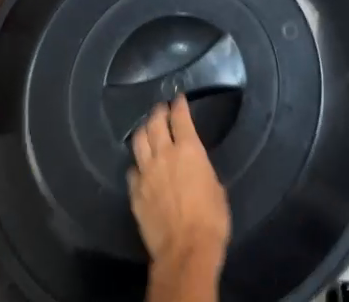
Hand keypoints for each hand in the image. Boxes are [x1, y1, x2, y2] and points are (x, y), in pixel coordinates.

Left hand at [128, 96, 229, 270]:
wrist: (185, 249)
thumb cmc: (211, 218)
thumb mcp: (216, 187)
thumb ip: (201, 170)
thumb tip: (194, 168)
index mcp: (189, 150)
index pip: (180, 118)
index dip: (179, 105)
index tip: (178, 98)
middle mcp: (164, 155)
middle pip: (155, 124)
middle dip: (157, 112)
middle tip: (160, 108)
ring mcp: (146, 174)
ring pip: (138, 142)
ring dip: (142, 131)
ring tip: (145, 128)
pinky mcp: (135, 193)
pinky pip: (131, 171)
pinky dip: (136, 164)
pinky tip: (138, 166)